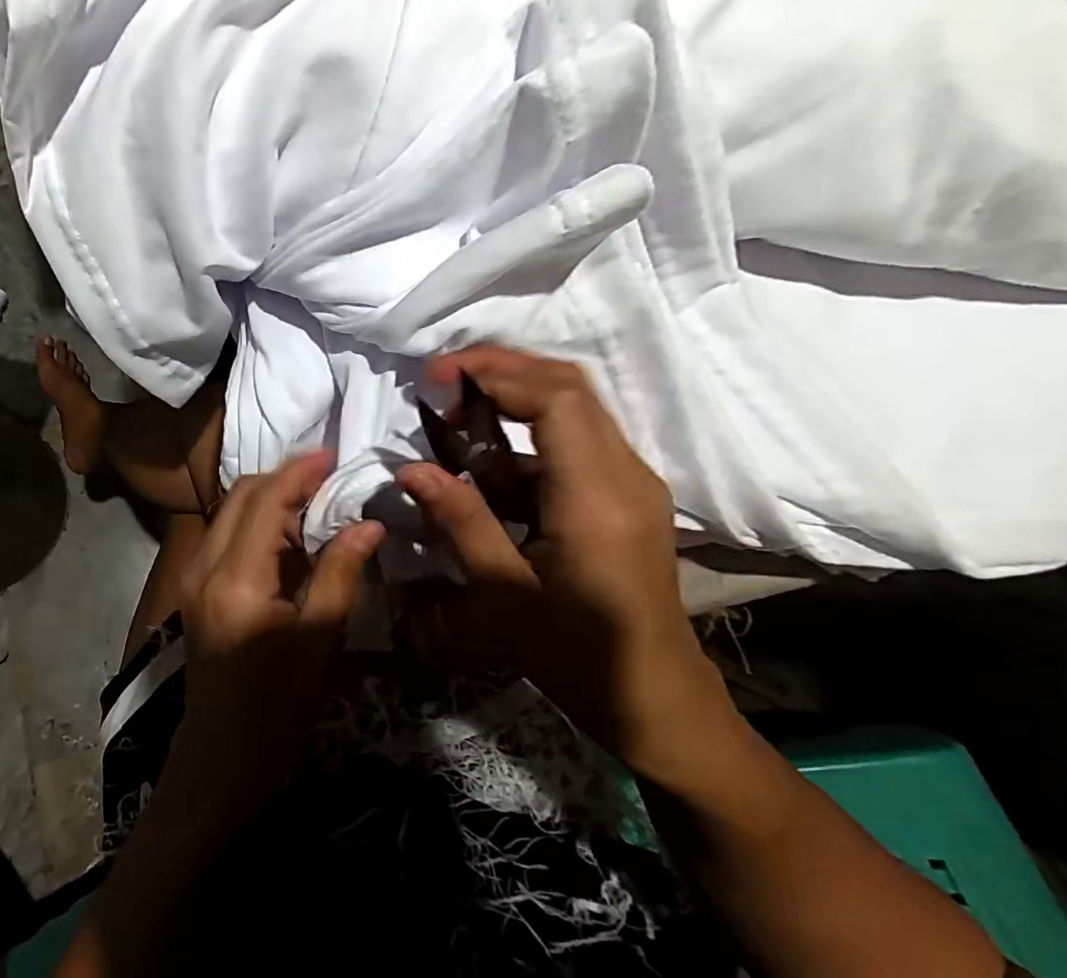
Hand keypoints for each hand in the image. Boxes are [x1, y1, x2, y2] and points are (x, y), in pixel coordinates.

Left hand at [173, 450, 383, 792]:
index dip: (301, 472)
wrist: (222, 758)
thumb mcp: (319, 641)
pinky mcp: (195, 588)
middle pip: (242, 495)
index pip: (266, 501)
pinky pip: (226, 533)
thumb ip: (341, 573)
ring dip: (271, 495)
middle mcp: (204, 566)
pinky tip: (291, 532)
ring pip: (230, 510)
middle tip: (330, 474)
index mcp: (237, 580)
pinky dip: (258, 519)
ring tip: (317, 499)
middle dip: (285, 476)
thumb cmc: (278, 708)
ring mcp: (193, 576)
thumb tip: (370, 523)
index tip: (335, 454)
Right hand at [397, 346, 735, 773]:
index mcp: (597, 497)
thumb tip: (411, 469)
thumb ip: (460, 522)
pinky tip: (492, 462)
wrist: (654, 696)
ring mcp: (635, 482)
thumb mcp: (505, 595)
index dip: (496, 374)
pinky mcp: (631, 495)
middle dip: (504, 371)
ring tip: (460, 414)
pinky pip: (582, 442)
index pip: (556, 399)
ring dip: (518, 399)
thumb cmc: (577, 656)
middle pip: (570, 388)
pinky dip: (534, 434)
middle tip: (445, 381)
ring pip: (578, 410)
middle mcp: (627, 474)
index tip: (439, 377)